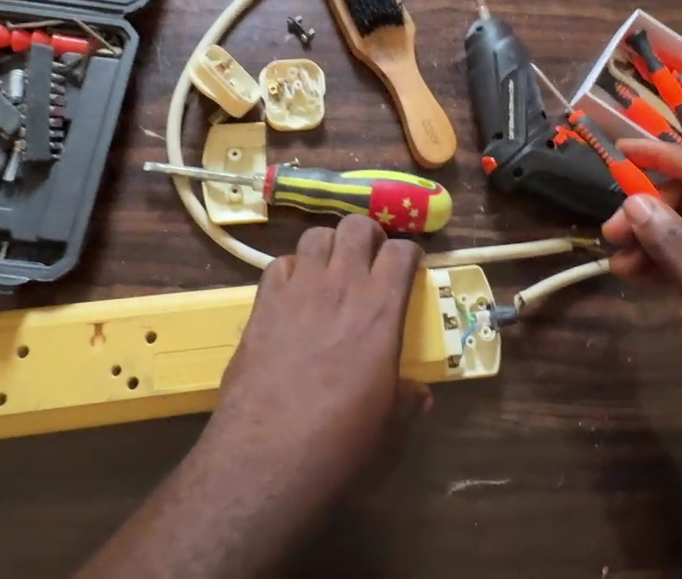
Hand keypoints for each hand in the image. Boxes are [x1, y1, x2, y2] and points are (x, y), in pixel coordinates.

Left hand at [206, 215, 431, 500]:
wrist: (267, 456)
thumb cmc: (341, 444)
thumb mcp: (391, 431)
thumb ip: (407, 403)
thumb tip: (419, 395)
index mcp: (381, 310)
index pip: (403, 251)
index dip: (410, 254)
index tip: (410, 268)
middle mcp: (341, 286)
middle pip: (356, 226)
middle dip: (368, 236)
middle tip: (370, 260)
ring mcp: (298, 290)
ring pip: (315, 235)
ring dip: (329, 246)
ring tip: (331, 269)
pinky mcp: (262, 303)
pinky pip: (279, 264)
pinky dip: (291, 270)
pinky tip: (293, 294)